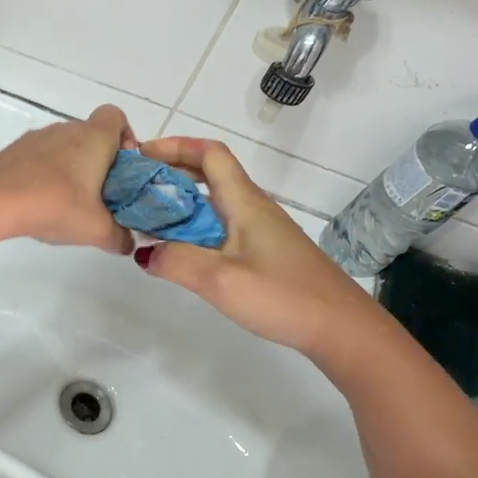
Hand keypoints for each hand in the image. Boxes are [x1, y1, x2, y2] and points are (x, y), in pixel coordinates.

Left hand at [0, 105, 137, 254]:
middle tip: (99, 195)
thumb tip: (128, 242)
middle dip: (99, 161)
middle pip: (91, 134)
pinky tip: (40, 201)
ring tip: (68, 202)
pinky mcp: (14, 150)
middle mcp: (66, 129)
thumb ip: (120, 236)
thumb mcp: (96, 230)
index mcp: (93, 137)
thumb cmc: (54, 205)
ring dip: (71, 167)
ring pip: (65, 145)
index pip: (116, 116)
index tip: (122, 168)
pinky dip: (46, 172)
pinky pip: (40, 156)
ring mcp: (37, 137)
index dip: (125, 138)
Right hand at [134, 138, 388, 356]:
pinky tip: (178, 249)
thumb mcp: (221, 280)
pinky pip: (220, 225)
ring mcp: (260, 230)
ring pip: (213, 201)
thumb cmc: (284, 296)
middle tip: (134, 188)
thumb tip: (144, 252)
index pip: (209, 153)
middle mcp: (252, 207)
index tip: (140, 157)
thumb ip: (176, 261)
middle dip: (170, 172)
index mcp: (244, 202)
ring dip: (179, 201)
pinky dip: (193, 226)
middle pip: (209, 173)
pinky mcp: (264, 253)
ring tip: (146, 217)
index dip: (174, 146)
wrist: (343, 330)